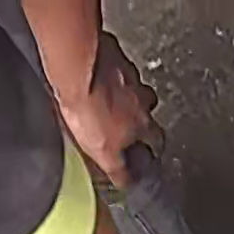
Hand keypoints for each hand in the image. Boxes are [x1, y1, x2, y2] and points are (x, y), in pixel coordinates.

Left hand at [58, 32, 163, 188]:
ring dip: (123, 88)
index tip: (148, 149)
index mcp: (144, 125)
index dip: (153, 146)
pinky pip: (113, 61)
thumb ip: (119, 171)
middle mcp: (142, 98)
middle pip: (148, 108)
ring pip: (132, 83)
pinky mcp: (111, 50)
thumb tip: (127, 184)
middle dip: (140, 113)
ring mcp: (128, 72)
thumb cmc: (90, 109)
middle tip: (124, 117)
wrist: (75, 67)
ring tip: (106, 93)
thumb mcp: (104, 153)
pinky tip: (92, 71)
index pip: (157, 140)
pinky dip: (107, 67)